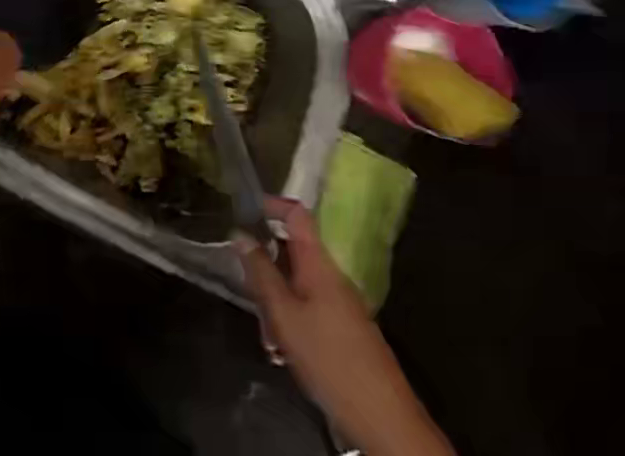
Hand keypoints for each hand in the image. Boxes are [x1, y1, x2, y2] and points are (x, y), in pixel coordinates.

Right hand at [234, 198, 455, 454]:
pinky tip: (282, 351)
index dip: (271, 204)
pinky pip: (307, 309)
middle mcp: (332, 277)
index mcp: (319, 265)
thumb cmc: (328, 358)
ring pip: (296, 285)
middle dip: (264, 267)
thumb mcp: (283, 315)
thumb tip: (240, 234)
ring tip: (267, 336)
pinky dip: (289, 321)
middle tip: (245, 288)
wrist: (383, 419)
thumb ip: (261, 273)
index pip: (298, 215)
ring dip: (274, 302)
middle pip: (292, 252)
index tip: (241, 208)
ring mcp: (340, 303)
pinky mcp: (343, 328)